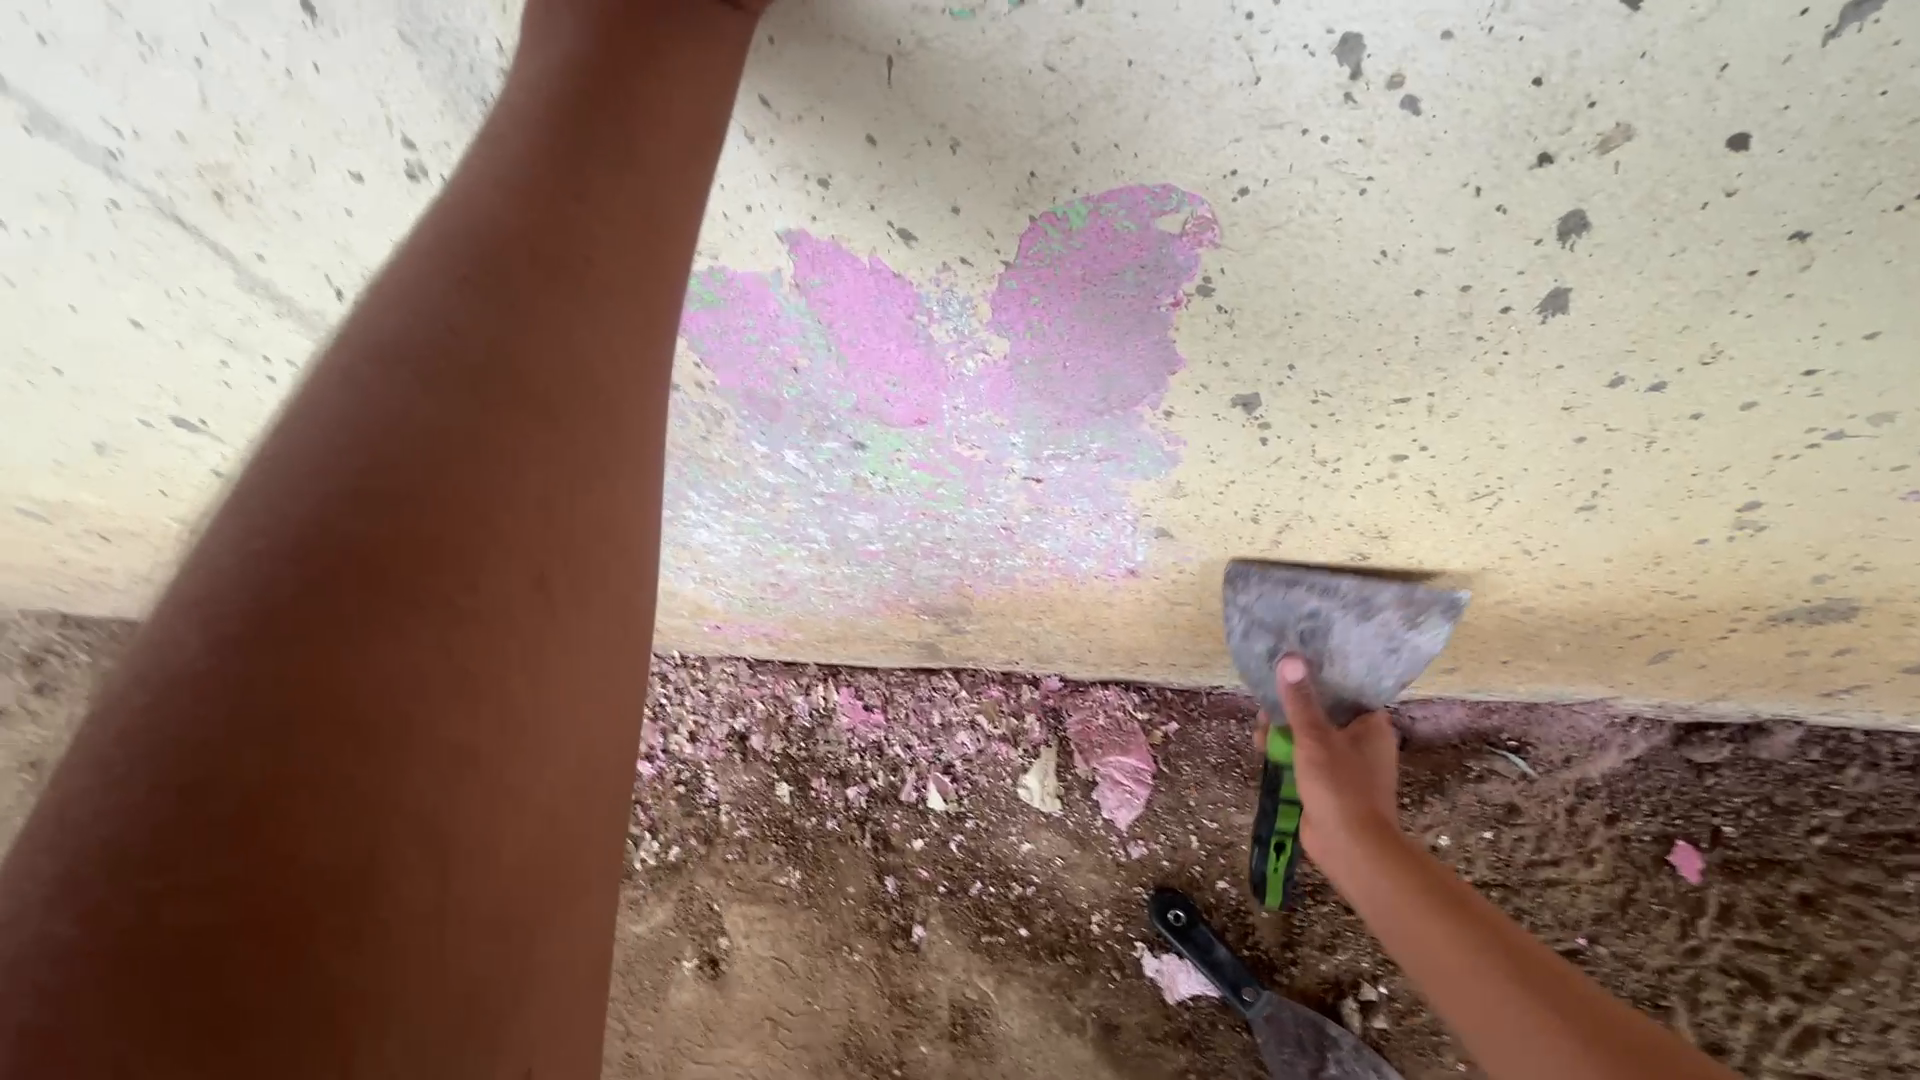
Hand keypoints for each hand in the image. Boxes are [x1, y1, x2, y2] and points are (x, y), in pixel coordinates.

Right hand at [1271, 654, 1400, 863]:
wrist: (1350, 846)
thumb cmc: (1339, 785)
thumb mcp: (1314, 737)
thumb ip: (1299, 699)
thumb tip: (1289, 659)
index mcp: (1372, 725)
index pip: (1346, 690)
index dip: (1318, 678)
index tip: (1290, 671)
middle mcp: (1363, 741)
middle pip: (1323, 712)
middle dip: (1291, 709)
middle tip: (1266, 709)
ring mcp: (1347, 764)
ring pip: (1311, 735)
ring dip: (1285, 732)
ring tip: (1260, 733)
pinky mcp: (1330, 783)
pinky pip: (1306, 757)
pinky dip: (1288, 753)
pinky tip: (1265, 751)